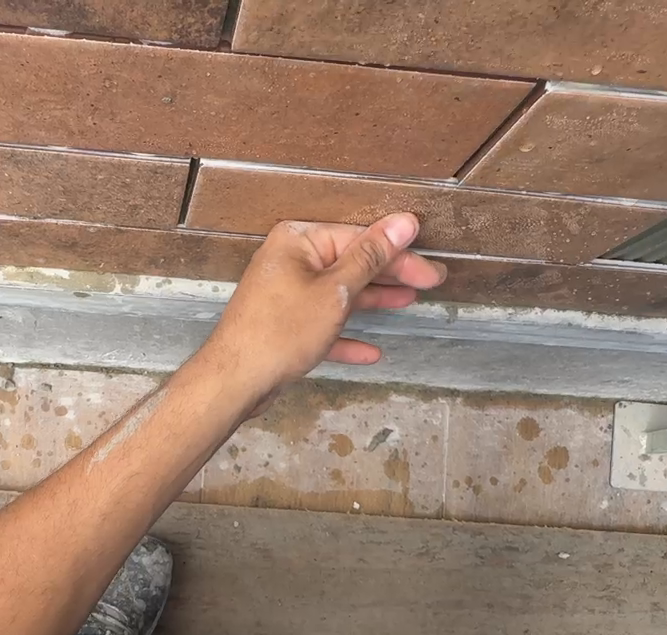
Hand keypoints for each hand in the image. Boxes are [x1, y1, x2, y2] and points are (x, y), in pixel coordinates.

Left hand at [194, 213, 445, 411]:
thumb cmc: (282, 332)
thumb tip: (404, 221)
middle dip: (389, 275)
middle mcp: (289, 262)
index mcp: (298, 241)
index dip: (400, 254)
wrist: (234, 382)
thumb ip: (371, 257)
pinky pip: (320, 327)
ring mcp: (284, 297)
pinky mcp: (282, 329)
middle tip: (430, 285)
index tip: (432, 270)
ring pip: (337, 295)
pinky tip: (372, 353)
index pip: (360, 239)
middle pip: (350, 263)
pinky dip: (344, 338)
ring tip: (407, 304)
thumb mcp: (335, 292)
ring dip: (372, 301)